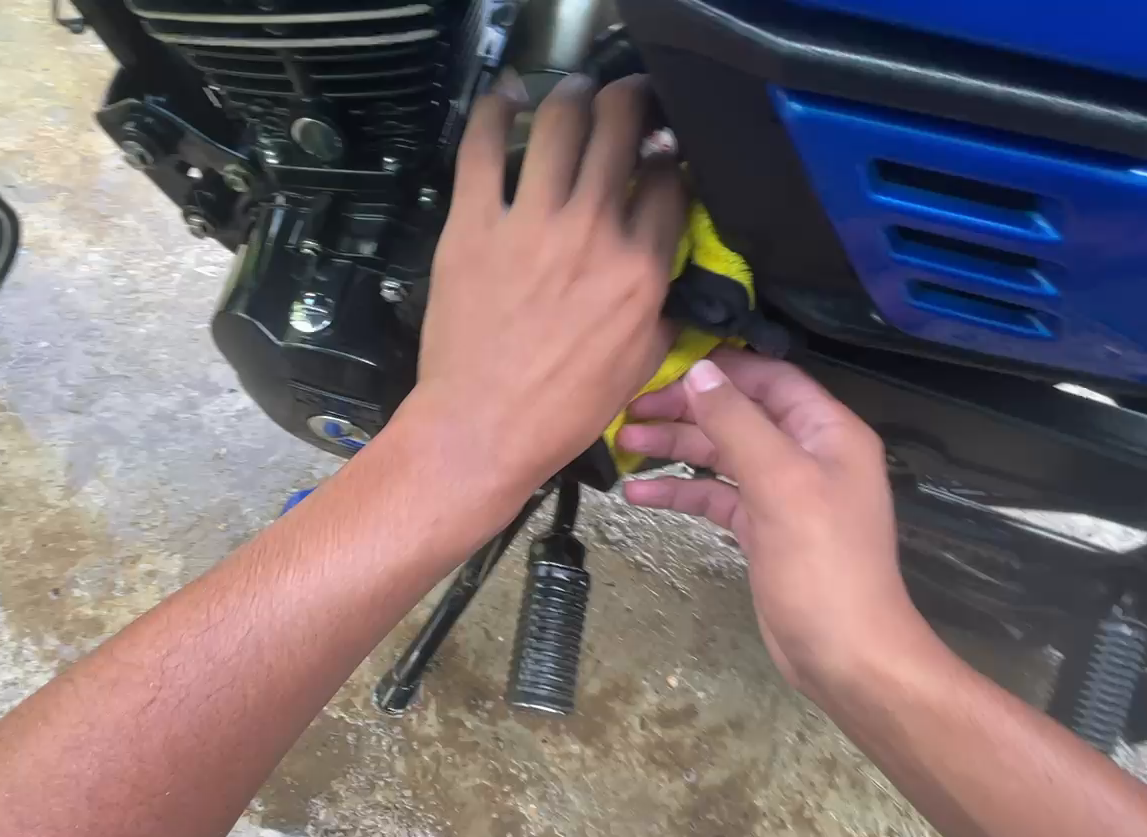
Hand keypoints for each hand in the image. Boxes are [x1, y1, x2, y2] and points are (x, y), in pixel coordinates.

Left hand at [395, 73, 685, 512]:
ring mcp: (531, 224)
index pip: (668, 182)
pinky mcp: (474, 226)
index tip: (657, 160)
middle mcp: (593, 233)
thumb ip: (661, 320)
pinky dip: (495, 112)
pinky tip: (506, 100)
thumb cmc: (556, 416)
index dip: (667, 161)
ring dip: (574, 95)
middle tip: (623, 106)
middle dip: (630, 104)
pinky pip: (485, 147)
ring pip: (563, 121)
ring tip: (573, 97)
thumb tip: (671, 291)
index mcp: (639, 271)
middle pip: (623, 129)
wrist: (481, 431)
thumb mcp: (634, 373)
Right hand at [617, 350, 936, 697]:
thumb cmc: (821, 563)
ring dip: (674, 450)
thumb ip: (737, 423)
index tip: (664, 369)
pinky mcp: (760, 529)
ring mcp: (781, 494)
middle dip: (684, 412)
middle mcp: (805, 455)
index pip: (770, 380)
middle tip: (630, 413)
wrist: (842, 652)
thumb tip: (699, 373)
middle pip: (737, 417)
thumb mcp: (779, 482)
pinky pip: (714, 498)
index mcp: (825, 432)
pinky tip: (640, 495)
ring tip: (624, 446)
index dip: (720, 371)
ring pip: (720, 457)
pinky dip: (680, 494)